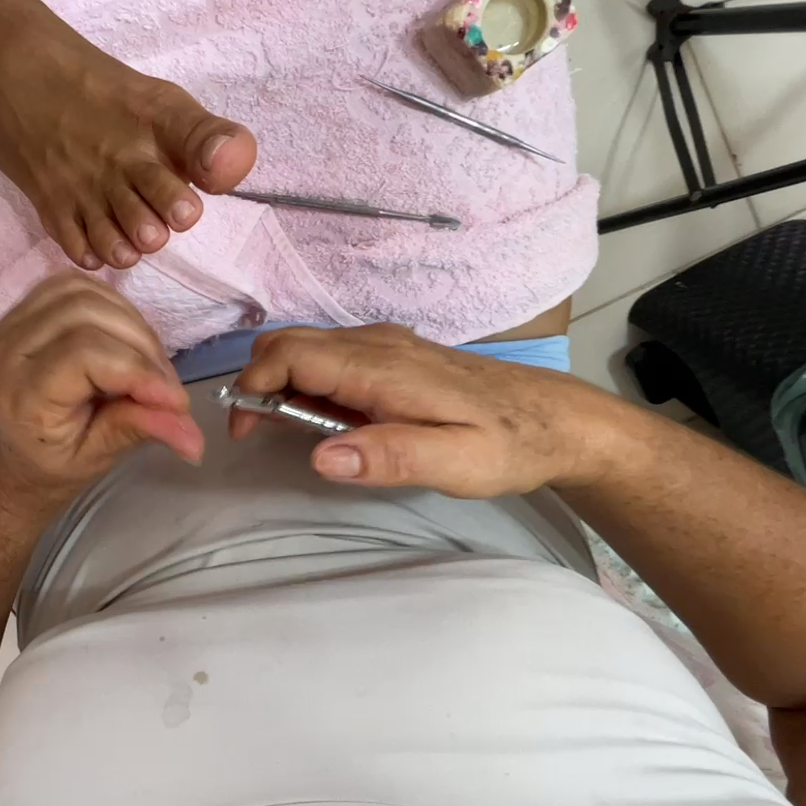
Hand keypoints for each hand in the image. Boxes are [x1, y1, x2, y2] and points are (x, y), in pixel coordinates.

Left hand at [0, 274, 203, 502]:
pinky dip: (110, 305)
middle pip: (86, 315)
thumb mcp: (96, 457)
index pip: (84, 354)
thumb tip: (193, 436)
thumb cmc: (54, 461)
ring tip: (149, 364)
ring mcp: (10, 323)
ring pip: (83, 293)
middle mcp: (6, 350)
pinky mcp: (21, 308)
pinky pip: (73, 285)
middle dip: (141, 347)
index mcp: (20, 395)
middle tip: (166, 385)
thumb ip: (137, 431)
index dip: (138, 370)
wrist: (17, 452)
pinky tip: (126, 337)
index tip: (175, 401)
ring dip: (130, 323)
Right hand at [230, 324, 628, 497]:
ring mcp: (382, 342)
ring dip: (278, 381)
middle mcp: (374, 342)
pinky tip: (325, 415)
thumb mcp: (457, 464)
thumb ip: (389, 458)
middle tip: (262, 430)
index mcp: (380, 366)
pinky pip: (325, 352)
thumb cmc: (508, 444)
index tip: (245, 429)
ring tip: (292, 428)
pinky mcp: (389, 350)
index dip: (253, 385)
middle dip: (256, 381)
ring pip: (302, 345)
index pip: (290, 353)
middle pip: (285, 341)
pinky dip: (302, 378)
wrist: (559, 418)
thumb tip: (320, 456)